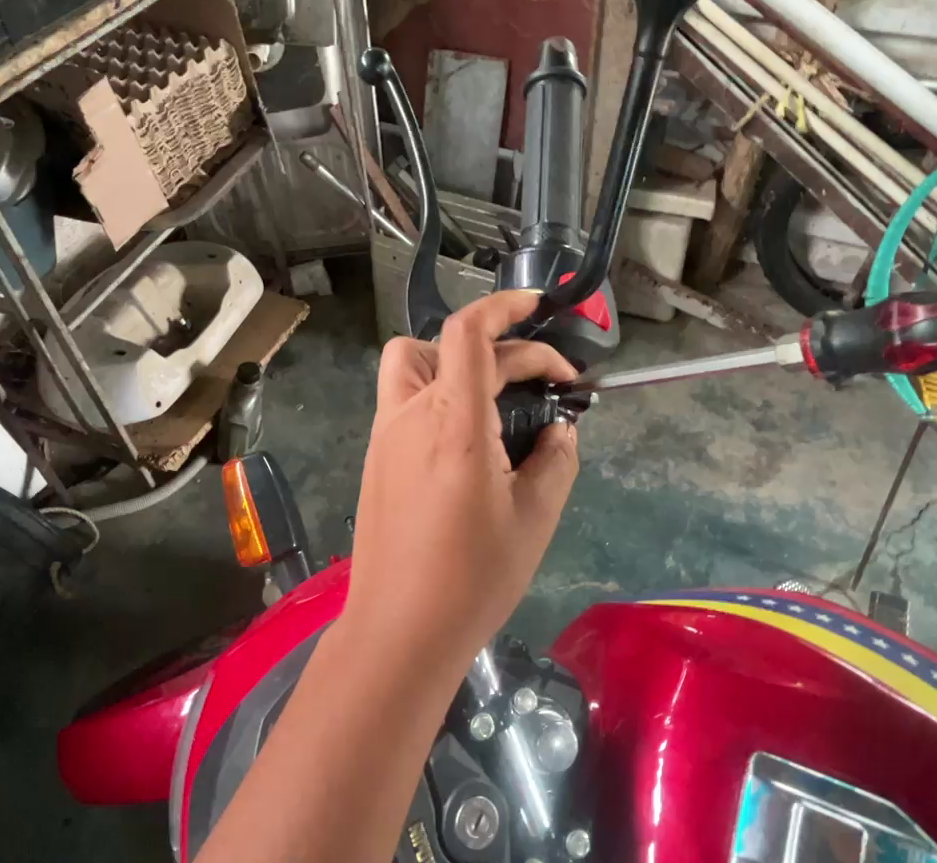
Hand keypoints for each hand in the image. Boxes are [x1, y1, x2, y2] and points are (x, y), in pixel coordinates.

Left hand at [342, 290, 580, 667]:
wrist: (399, 630)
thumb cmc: (472, 577)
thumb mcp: (535, 517)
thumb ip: (556, 461)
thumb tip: (560, 432)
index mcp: (454, 421)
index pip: (468, 333)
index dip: (503, 306)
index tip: (538, 306)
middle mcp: (410, 414)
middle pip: (452, 345)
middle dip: (510, 352)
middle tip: (552, 386)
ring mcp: (385, 435)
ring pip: (414, 363)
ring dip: (456, 361)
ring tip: (496, 397)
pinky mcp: (376, 457)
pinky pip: (404, 398)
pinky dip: (437, 391)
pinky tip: (469, 438)